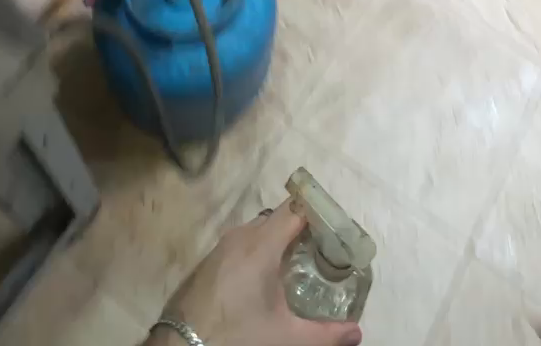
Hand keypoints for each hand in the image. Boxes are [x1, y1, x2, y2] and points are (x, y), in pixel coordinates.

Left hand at [147, 201, 361, 345]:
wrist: (183, 344)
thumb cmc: (236, 333)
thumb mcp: (284, 336)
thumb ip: (324, 334)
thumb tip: (357, 333)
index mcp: (263, 244)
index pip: (295, 209)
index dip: (317, 211)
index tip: (335, 226)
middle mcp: (243, 235)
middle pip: (280, 217)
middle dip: (302, 227)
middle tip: (323, 248)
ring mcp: (224, 244)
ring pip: (260, 228)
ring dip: (280, 237)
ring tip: (299, 260)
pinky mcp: (212, 256)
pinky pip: (244, 239)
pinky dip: (261, 246)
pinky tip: (267, 274)